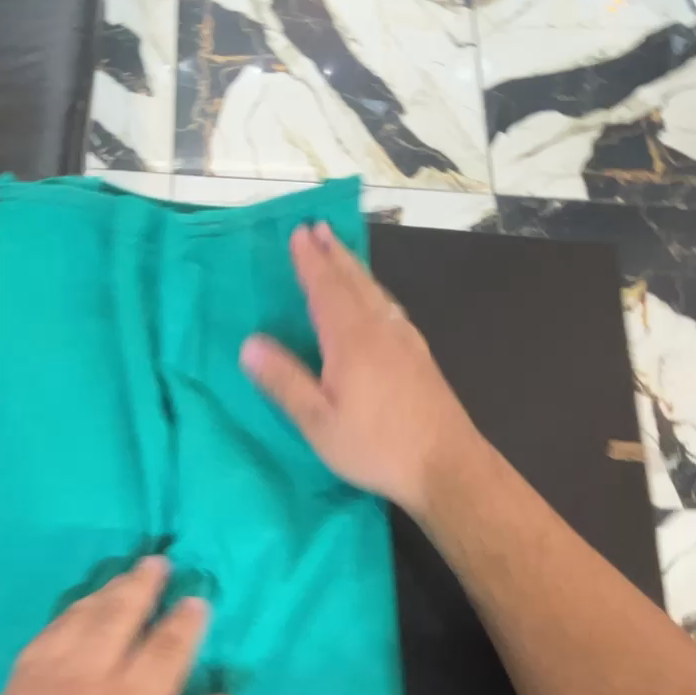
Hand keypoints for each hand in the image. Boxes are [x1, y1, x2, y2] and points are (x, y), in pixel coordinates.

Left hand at [0, 556, 238, 694]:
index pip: (165, 648)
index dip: (185, 620)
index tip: (198, 599)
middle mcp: (85, 678)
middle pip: (120, 613)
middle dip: (143, 583)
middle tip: (161, 561)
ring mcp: (45, 672)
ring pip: (83, 613)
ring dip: (109, 589)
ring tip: (129, 575)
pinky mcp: (18, 676)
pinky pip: (51, 629)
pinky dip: (74, 610)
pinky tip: (86, 606)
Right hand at [242, 222, 483, 509]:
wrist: (446, 465)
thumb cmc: (374, 446)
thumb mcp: (317, 421)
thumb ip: (284, 381)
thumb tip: (249, 344)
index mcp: (351, 340)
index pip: (326, 290)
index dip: (310, 262)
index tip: (299, 234)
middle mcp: (381, 330)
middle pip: (354, 283)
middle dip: (334, 255)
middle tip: (320, 229)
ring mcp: (405, 342)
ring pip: (376, 294)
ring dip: (355, 270)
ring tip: (341, 256)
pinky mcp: (419, 358)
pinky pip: (390, 310)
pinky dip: (374, 294)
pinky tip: (376, 304)